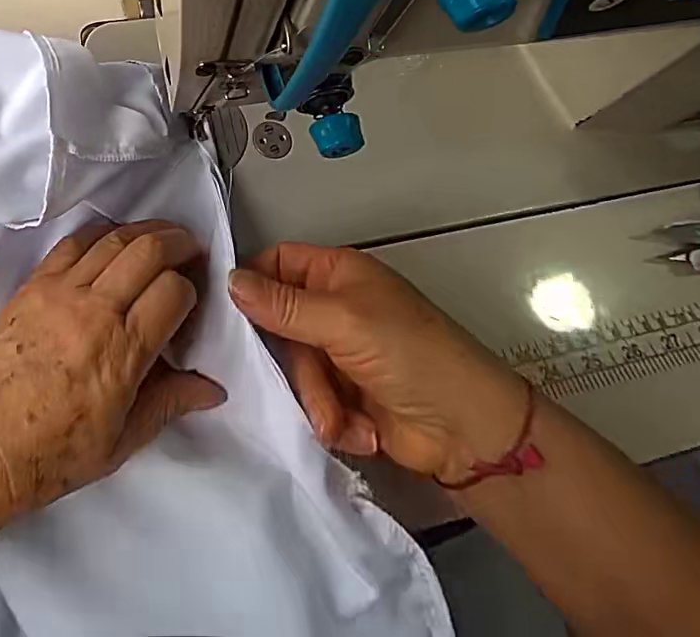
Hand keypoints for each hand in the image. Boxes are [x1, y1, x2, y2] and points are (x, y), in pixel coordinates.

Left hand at [0, 220, 225, 574]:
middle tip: (191, 249)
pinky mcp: (33, 284)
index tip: (193, 298)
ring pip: (112, 239)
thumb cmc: (50, 453)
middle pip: (147, 251)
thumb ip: (168, 404)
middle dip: (177, 243)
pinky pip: (73, 243)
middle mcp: (93, 311)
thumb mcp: (120, 443)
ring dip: (143, 231)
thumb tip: (212, 389)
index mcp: (121, 352)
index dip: (192, 289)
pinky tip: (113, 239)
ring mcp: (59, 291)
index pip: (173, 292)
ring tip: (161, 236)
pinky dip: (100, 233)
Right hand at [229, 243, 526, 480]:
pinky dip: (328, 416)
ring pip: (290, 366)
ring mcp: (335, 350)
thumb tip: (229, 280)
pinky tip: (357, 429)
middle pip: (276, 322)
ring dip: (313, 397)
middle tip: (299, 378)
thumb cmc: (412, 356)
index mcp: (335, 273)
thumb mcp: (343, 321)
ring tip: (338, 419)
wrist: (470, 435)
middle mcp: (331, 306)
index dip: (251, 283)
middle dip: (291, 361)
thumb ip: (282, 304)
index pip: (274, 264)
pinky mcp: (340, 392)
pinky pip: (307, 397)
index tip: (229, 313)